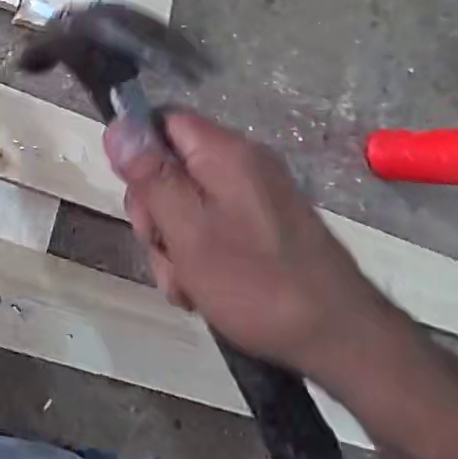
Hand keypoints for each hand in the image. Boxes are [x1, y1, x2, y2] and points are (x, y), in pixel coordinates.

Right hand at [103, 112, 394, 377]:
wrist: (339, 336)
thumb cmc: (256, 282)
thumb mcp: (188, 230)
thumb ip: (151, 176)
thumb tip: (118, 123)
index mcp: (224, 152)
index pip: (164, 122)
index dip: (138, 155)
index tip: (137, 202)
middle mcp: (243, 163)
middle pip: (174, 167)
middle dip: (157, 213)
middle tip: (164, 253)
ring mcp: (257, 195)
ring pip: (190, 204)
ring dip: (176, 245)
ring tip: (188, 287)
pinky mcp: (266, 224)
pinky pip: (217, 225)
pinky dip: (203, 256)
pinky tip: (204, 293)